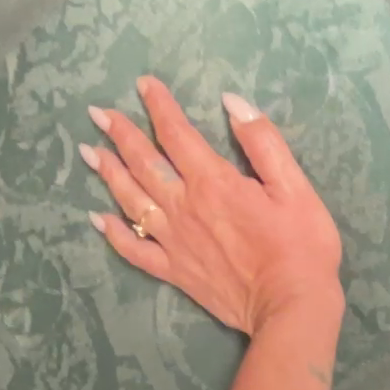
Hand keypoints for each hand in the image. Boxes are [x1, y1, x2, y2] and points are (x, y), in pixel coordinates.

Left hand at [82, 77, 342, 334]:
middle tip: (98, 114)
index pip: (177, 134)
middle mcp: (184, 207)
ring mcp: (174, 242)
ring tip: (89, 152)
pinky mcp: (174, 271)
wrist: (290, 305)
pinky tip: (99, 219)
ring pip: (131, 201)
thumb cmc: (301, 243)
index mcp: (213, 182)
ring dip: (109, 173)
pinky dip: (113, 233)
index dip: (159, 107)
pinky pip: (134, 250)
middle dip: (120, 134)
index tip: (144, 85)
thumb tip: (232, 102)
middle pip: (144, 164)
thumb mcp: (294, 185)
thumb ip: (262, 141)